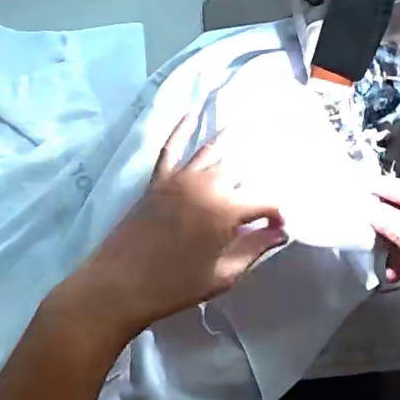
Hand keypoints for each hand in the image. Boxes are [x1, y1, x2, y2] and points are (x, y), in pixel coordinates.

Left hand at [57, 118, 286, 344]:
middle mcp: (207, 185)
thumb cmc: (175, 286)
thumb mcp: (223, 275)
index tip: (278, 229)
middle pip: (239, 172)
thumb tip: (279, 232)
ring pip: (211, 153)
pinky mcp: (158, 181)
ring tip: (245, 128)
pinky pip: (171, 148)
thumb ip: (254, 249)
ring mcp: (180, 179)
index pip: (265, 202)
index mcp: (227, 210)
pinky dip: (181, 129)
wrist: (120, 284)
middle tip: (262, 184)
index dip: (276, 215)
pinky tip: (191, 114)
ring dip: (229, 142)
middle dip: (254, 178)